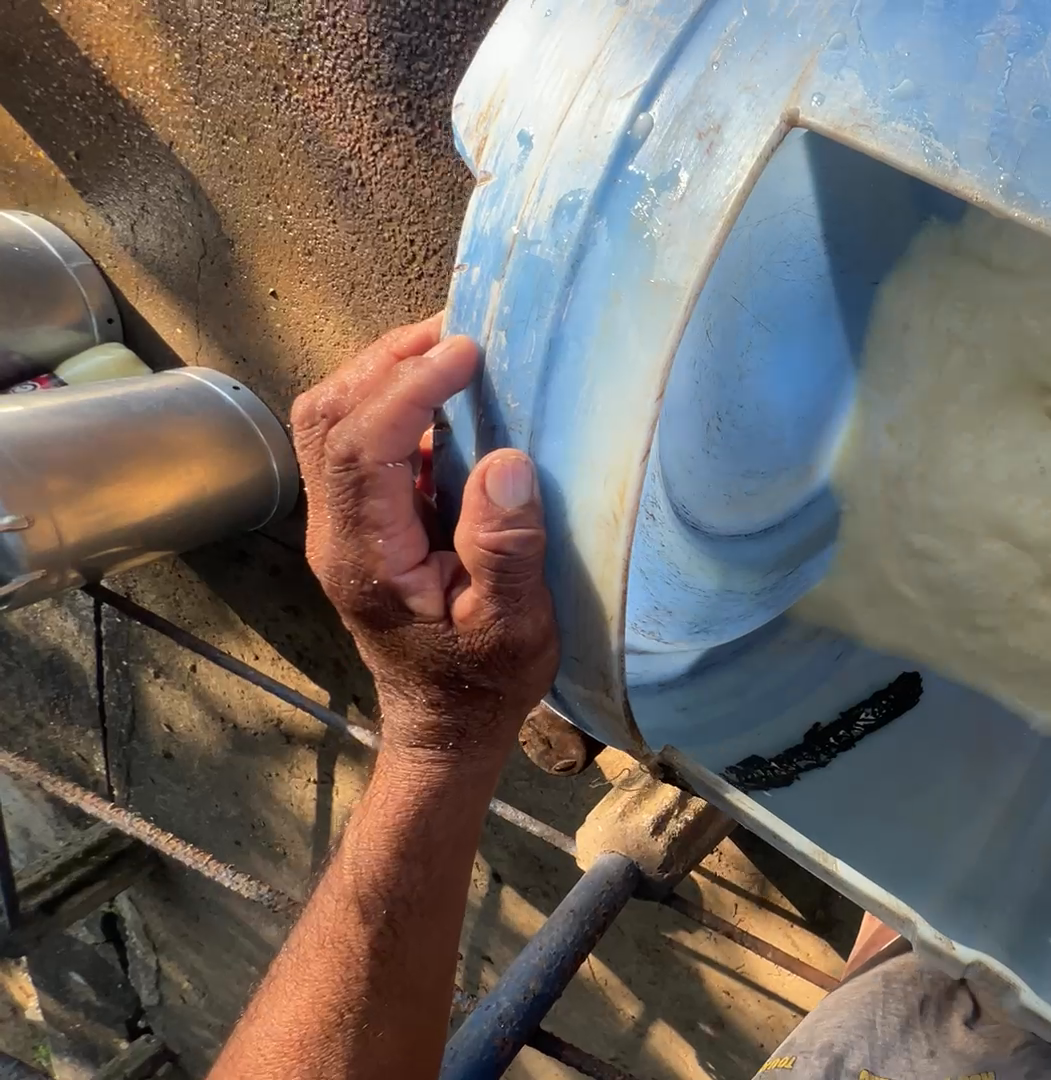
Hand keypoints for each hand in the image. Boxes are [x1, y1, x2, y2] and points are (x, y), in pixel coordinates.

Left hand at [290, 315, 558, 767]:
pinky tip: (448, 401)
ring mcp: (347, 527)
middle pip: (327, 419)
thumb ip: (505, 549)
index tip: (467, 354)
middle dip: (385, 363)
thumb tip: (506, 462)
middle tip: (456, 334)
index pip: (362, 447)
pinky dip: (399, 406)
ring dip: (385, 376)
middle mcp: (339, 532)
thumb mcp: (514, 625)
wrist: (449, 722)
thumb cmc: (486, 679)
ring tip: (449, 352)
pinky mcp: (370, 526)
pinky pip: (365, 447)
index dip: (409, 390)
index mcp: (368, 556)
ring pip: (335, 425)